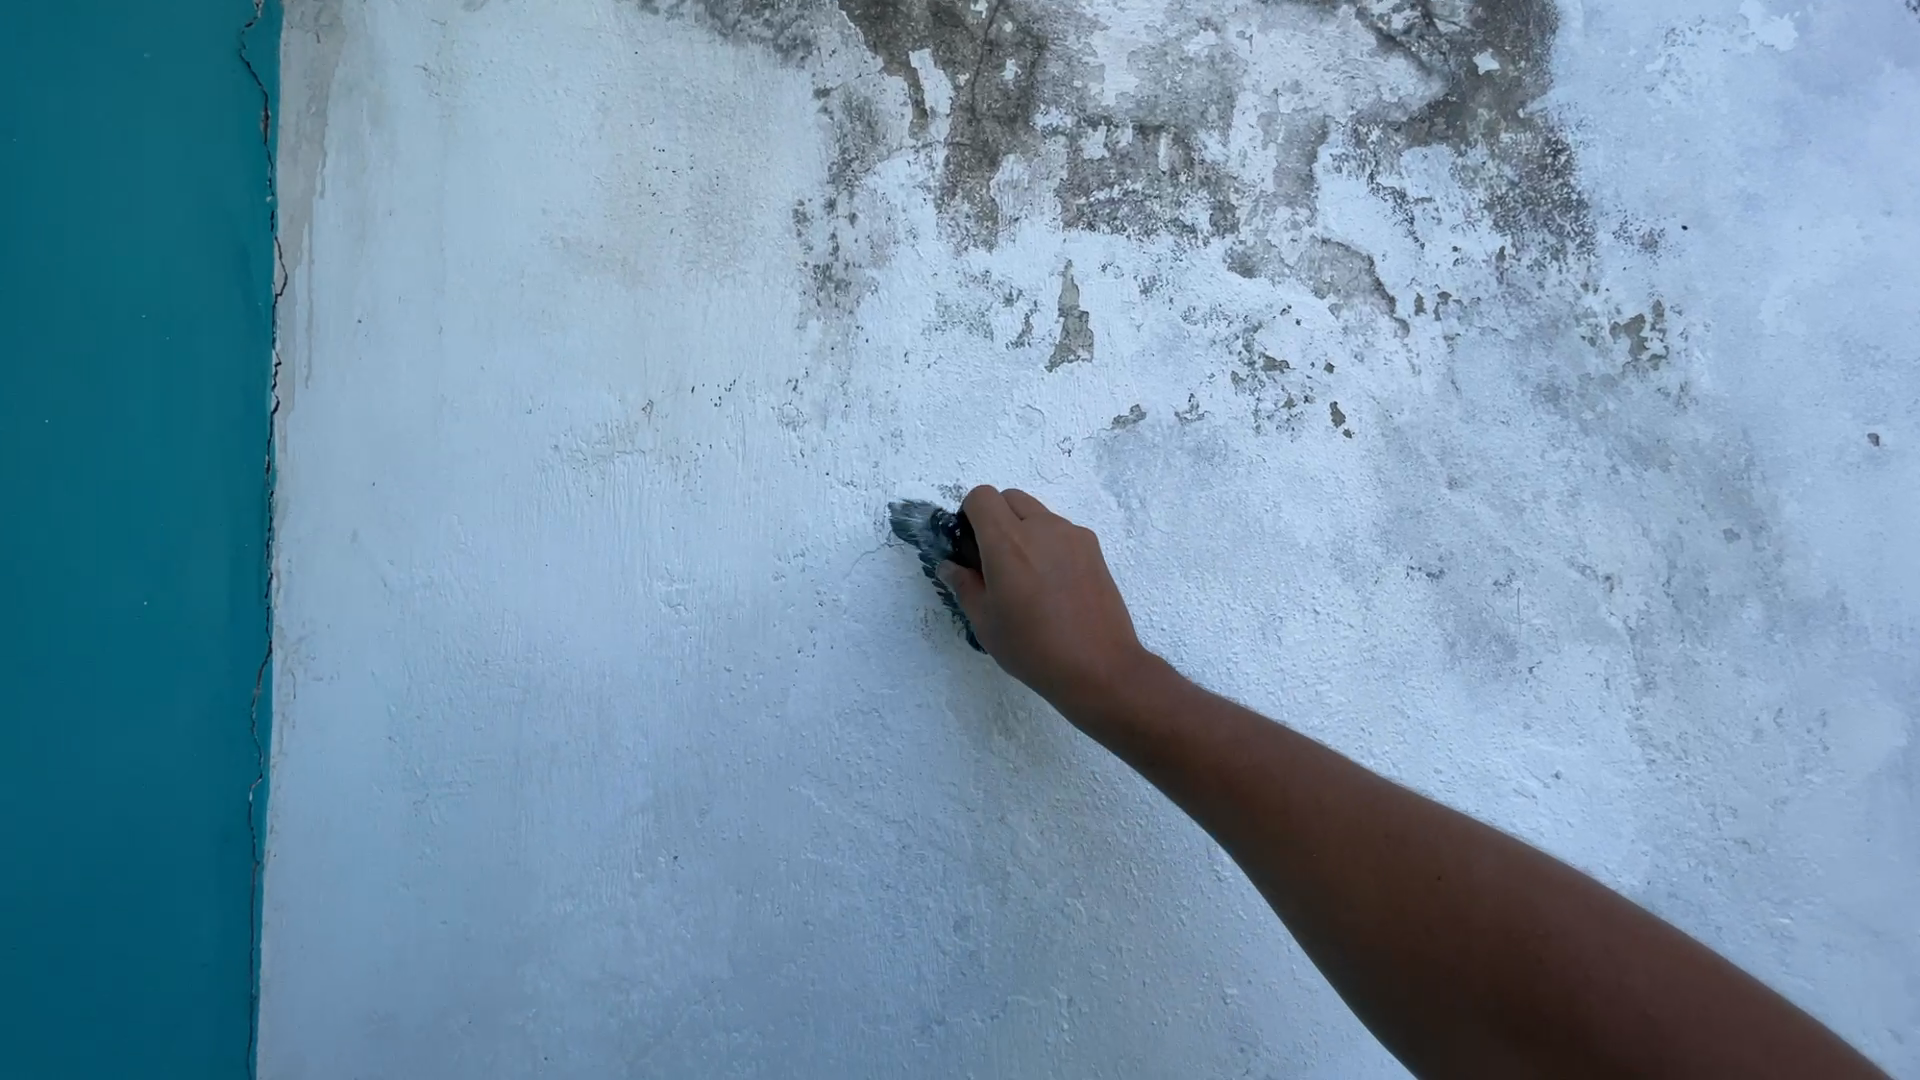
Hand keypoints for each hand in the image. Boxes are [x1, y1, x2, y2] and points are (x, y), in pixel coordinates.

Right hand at [939, 486, 1150, 715]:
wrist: (1098, 666)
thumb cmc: (1033, 648)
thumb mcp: (985, 622)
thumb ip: (964, 585)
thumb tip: (949, 566)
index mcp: (1007, 543)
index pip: (981, 497)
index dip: (969, 516)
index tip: (970, 546)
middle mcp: (1041, 528)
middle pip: (1009, 497)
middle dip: (995, 519)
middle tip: (994, 560)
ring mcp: (1072, 535)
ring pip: (1037, 513)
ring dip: (1023, 530)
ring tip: (1027, 576)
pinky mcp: (1092, 548)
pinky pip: (1061, 531)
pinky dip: (1048, 544)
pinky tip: (1053, 585)